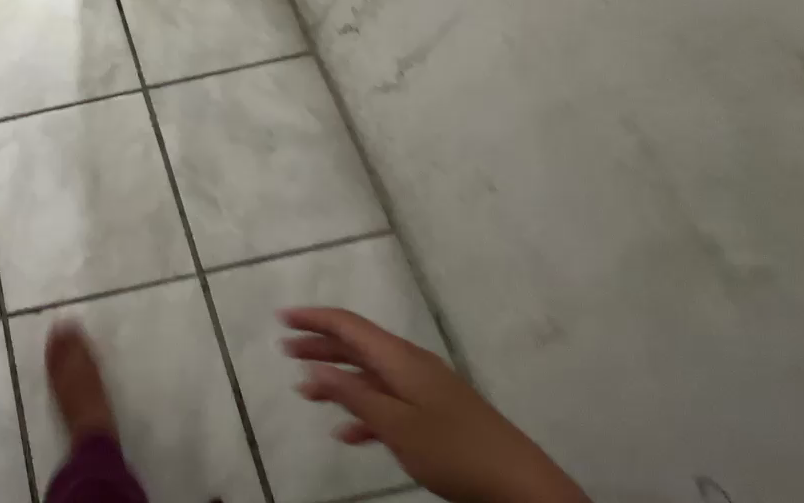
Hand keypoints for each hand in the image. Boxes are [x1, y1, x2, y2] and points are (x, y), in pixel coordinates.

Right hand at [279, 307, 589, 502]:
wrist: (522, 486)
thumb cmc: (453, 450)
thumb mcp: (395, 425)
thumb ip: (352, 395)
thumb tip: (315, 368)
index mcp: (399, 358)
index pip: (348, 325)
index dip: (313, 318)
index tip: (282, 317)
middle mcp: (410, 364)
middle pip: (357, 345)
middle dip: (319, 345)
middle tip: (285, 350)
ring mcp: (425, 389)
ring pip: (370, 374)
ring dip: (338, 380)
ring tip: (306, 392)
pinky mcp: (435, 413)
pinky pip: (388, 400)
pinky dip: (363, 410)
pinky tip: (347, 433)